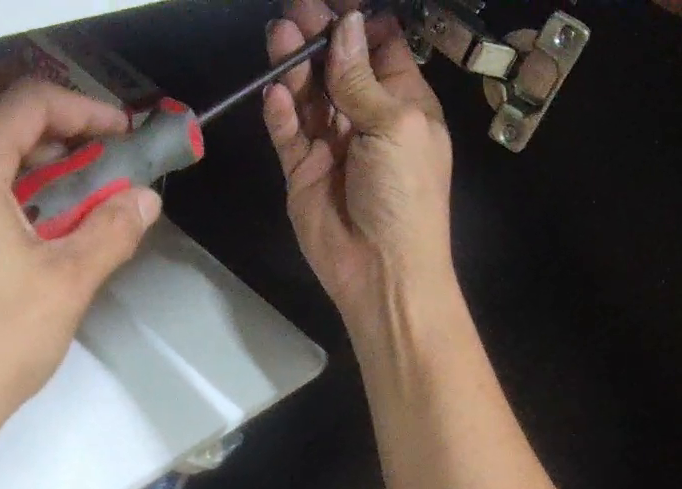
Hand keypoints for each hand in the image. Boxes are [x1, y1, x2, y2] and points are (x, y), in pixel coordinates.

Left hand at [0, 80, 162, 441]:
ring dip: (32, 177)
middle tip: (107, 175)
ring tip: (76, 210)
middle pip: (1, 130)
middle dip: (62, 146)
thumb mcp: (68, 283)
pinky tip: (29, 239)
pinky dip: (0, 202)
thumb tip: (145, 199)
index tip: (124, 135)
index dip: (86, 111)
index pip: (31, 103)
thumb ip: (111, 230)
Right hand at [265, 1, 453, 329]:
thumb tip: (346, 28)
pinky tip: (275, 92)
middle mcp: (366, 119)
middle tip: (294, 8)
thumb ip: (363, 80)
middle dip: (319, 37)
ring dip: (295, 67)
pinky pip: (288, 135)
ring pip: (309, 96)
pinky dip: (281, 113)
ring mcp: (332, 147)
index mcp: (404, 103)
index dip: (358, 23)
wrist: (382, 269)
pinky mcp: (302, 173)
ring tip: (277, 34)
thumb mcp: (396, 126)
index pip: (380, 49)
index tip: (335, 0)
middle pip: (338, 67)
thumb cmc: (405, 194)